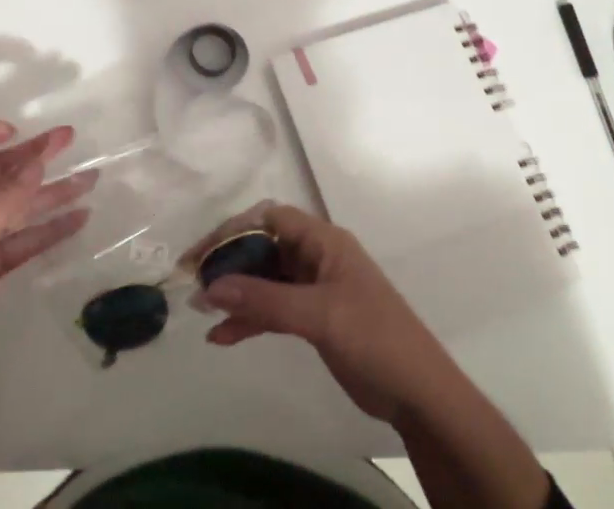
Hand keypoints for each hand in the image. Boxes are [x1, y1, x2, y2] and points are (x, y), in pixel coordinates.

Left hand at [0, 118, 95, 391]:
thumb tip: (37, 160)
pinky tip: (79, 220)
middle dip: (30, 155)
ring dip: (49, 192)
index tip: (14, 131)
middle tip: (69, 139)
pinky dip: (50, 229)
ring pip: (16, 207)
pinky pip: (24, 240)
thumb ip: (3, 201)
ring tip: (90, 180)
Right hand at [202, 203, 455, 424]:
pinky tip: (221, 338)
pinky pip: (272, 309)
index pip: (269, 218)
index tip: (202, 256)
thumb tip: (208, 288)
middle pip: (262, 247)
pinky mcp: (314, 319)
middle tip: (194, 284)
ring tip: (201, 312)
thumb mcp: (318, 316)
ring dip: (234, 293)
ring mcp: (315, 289)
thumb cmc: (375, 339)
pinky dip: (248, 320)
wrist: (419, 394)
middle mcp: (317, 258)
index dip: (233, 230)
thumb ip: (263, 300)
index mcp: (325, 242)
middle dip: (228, 263)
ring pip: (264, 280)